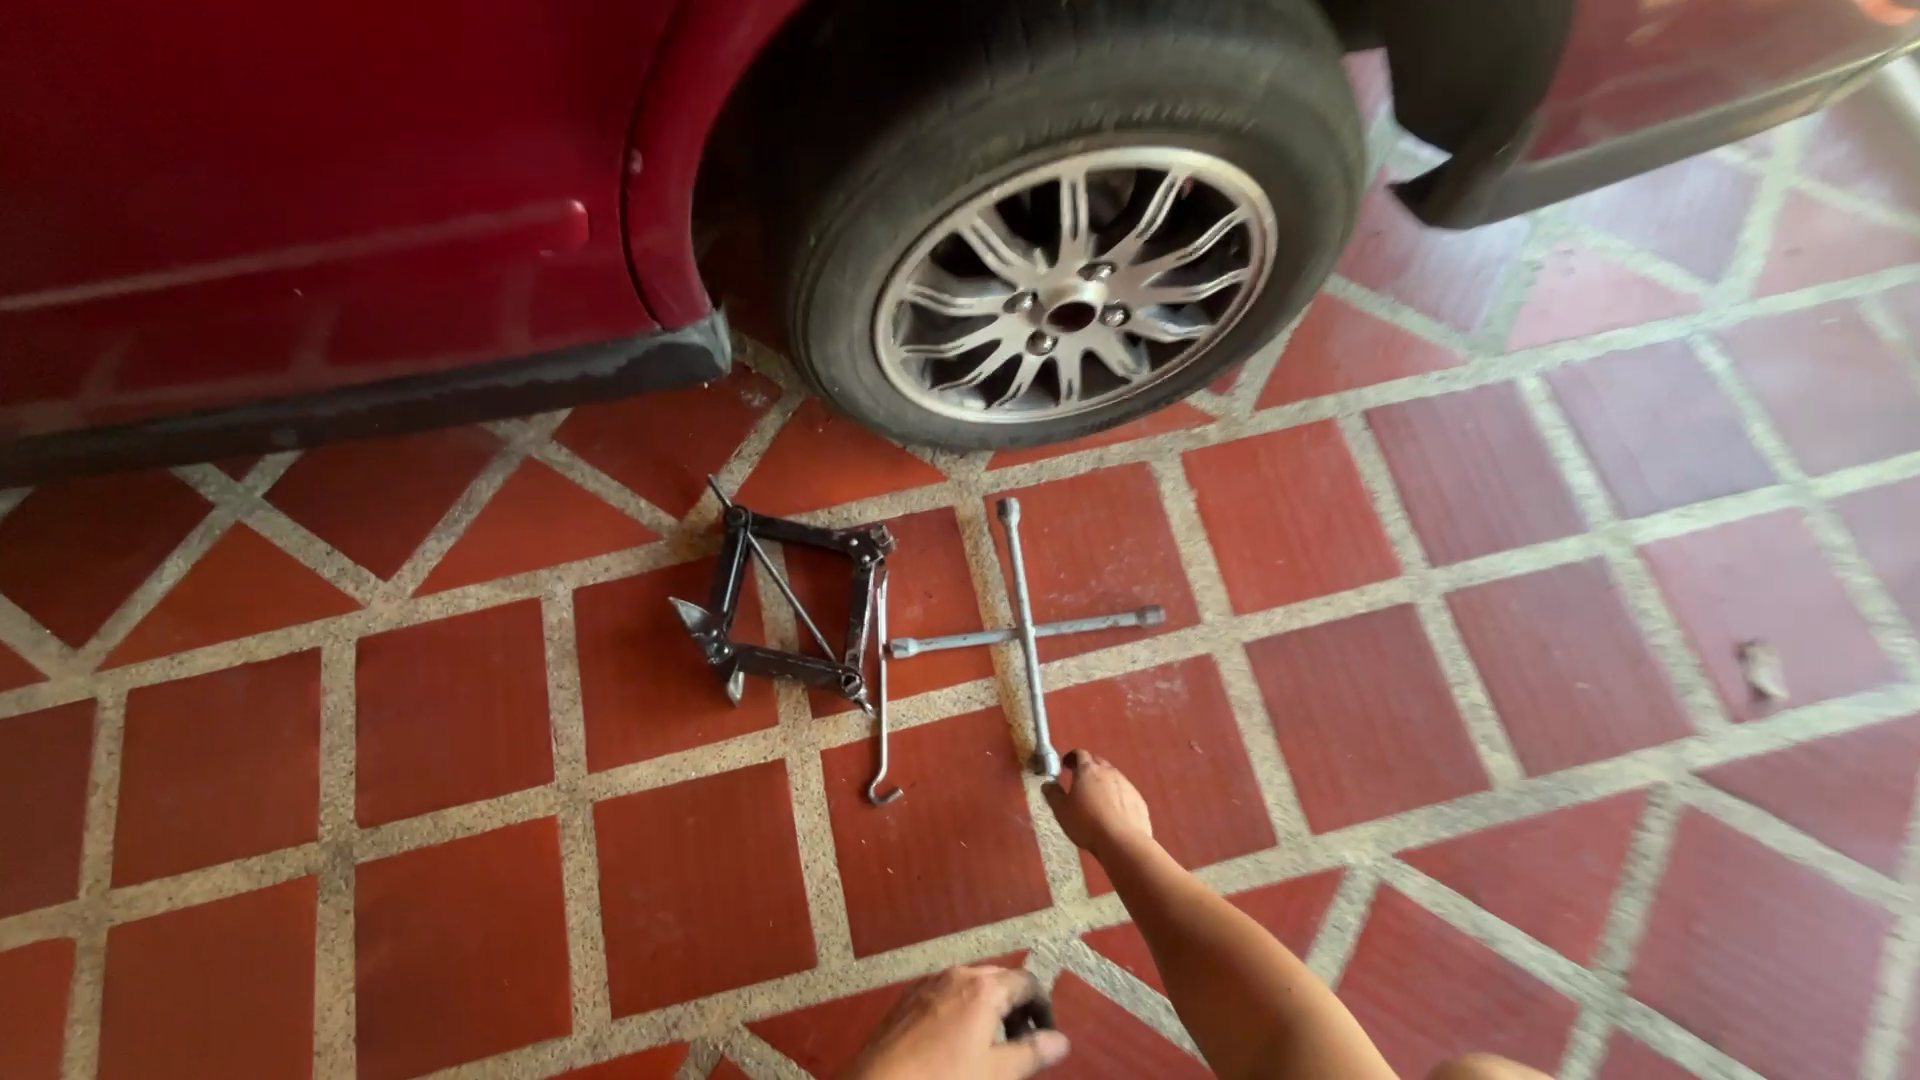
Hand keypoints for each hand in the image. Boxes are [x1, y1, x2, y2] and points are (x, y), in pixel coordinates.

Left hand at [843, 965, 1069, 1079]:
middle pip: (1000, 980)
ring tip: (990, 1049)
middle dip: (1016, 1008)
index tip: (1046, 1039)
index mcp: (984, 987)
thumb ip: (1031, 1054)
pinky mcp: (909, 998)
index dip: (1043, 1008)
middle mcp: (958, 974)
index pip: (1027, 982)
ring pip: (972, 986)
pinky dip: (963, 1010)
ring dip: (990, 1009)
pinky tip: (955, 1045)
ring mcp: (929, 983)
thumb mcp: (995, 1075)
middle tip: (1021, 1046)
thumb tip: (1062, 1041)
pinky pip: (948, 994)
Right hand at [1043, 749, 1151, 860]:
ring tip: (1097, 798)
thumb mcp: (1062, 811)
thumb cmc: (1087, 823)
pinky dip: (1117, 796)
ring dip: (1104, 782)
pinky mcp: (1138, 799)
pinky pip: (1124, 792)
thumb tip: (1047, 783)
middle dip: (1088, 767)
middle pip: (1098, 762)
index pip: (1080, 754)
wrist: (1122, 841)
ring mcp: (1126, 784)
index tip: (1065, 765)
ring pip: (1113, 777)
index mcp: (1087, 770)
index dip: (1071, 758)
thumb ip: (1053, 794)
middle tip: (1080, 780)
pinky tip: (1114, 812)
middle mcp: (1108, 772)